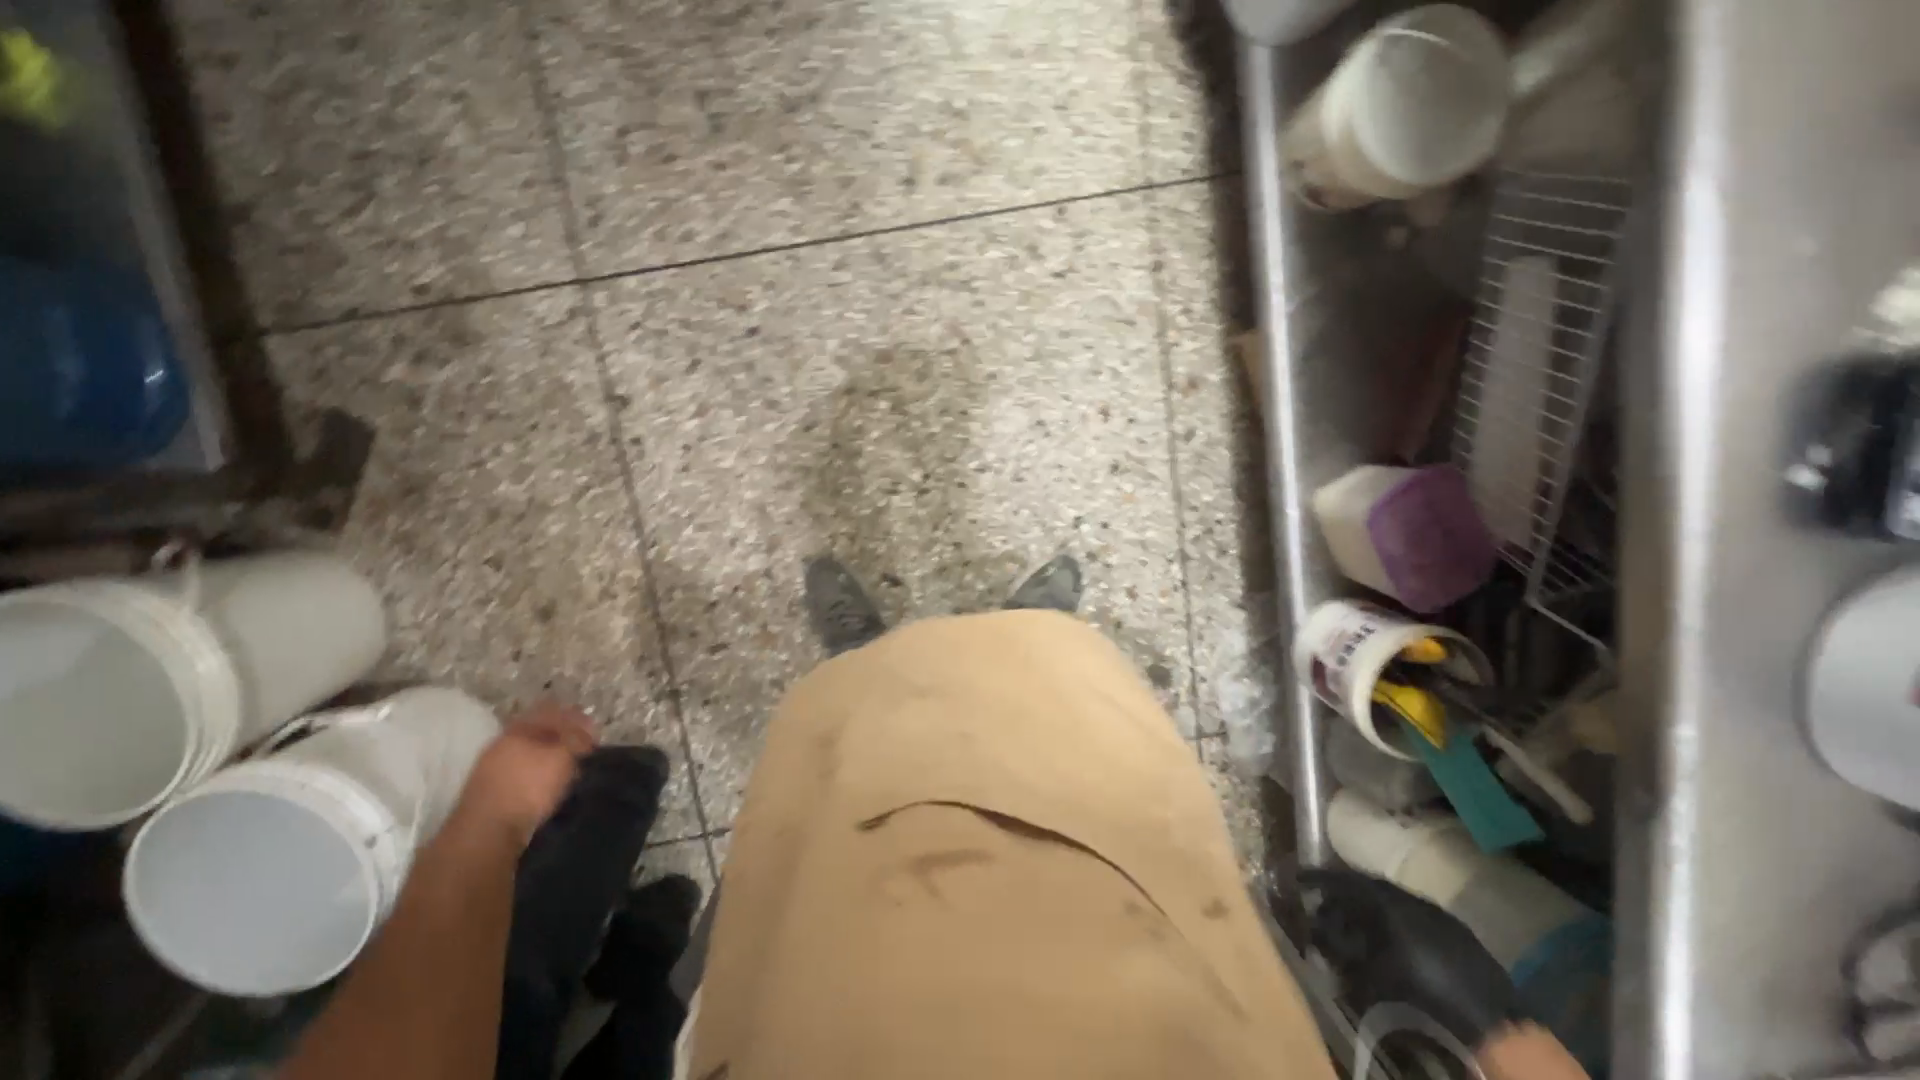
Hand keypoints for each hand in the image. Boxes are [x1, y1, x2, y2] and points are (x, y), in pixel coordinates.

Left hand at [451, 704, 597, 847]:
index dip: (576, 718)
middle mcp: (502, 743)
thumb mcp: (562, 757)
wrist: (486, 831)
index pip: (552, 711)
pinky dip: (538, 776)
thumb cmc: (528, 787)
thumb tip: (585, 731)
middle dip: (562, 739)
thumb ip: (576, 739)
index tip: (594, 734)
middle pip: (538, 732)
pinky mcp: (490, 792)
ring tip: (570, 772)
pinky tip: (550, 788)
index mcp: (518, 728)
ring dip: (550, 759)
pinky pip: (522, 774)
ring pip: (529, 754)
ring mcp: (492, 768)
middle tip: (584, 752)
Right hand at [1298, 867, 1522, 1050]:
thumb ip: (1343, 954)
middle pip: (1371, 890)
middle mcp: (1417, 903)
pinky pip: (1413, 918)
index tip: (1300, 878)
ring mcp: (1440, 918)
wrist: (1492, 1025)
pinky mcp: (1457, 935)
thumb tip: (1317, 936)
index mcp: (1394, 906)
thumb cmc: (1425, 998)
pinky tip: (1386, 944)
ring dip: (1369, 912)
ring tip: (1352, 929)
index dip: (1322, 879)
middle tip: (1323, 908)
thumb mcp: (1374, 979)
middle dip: (1345, 897)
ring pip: (1394, 904)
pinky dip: (1392, 924)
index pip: (1350, 882)